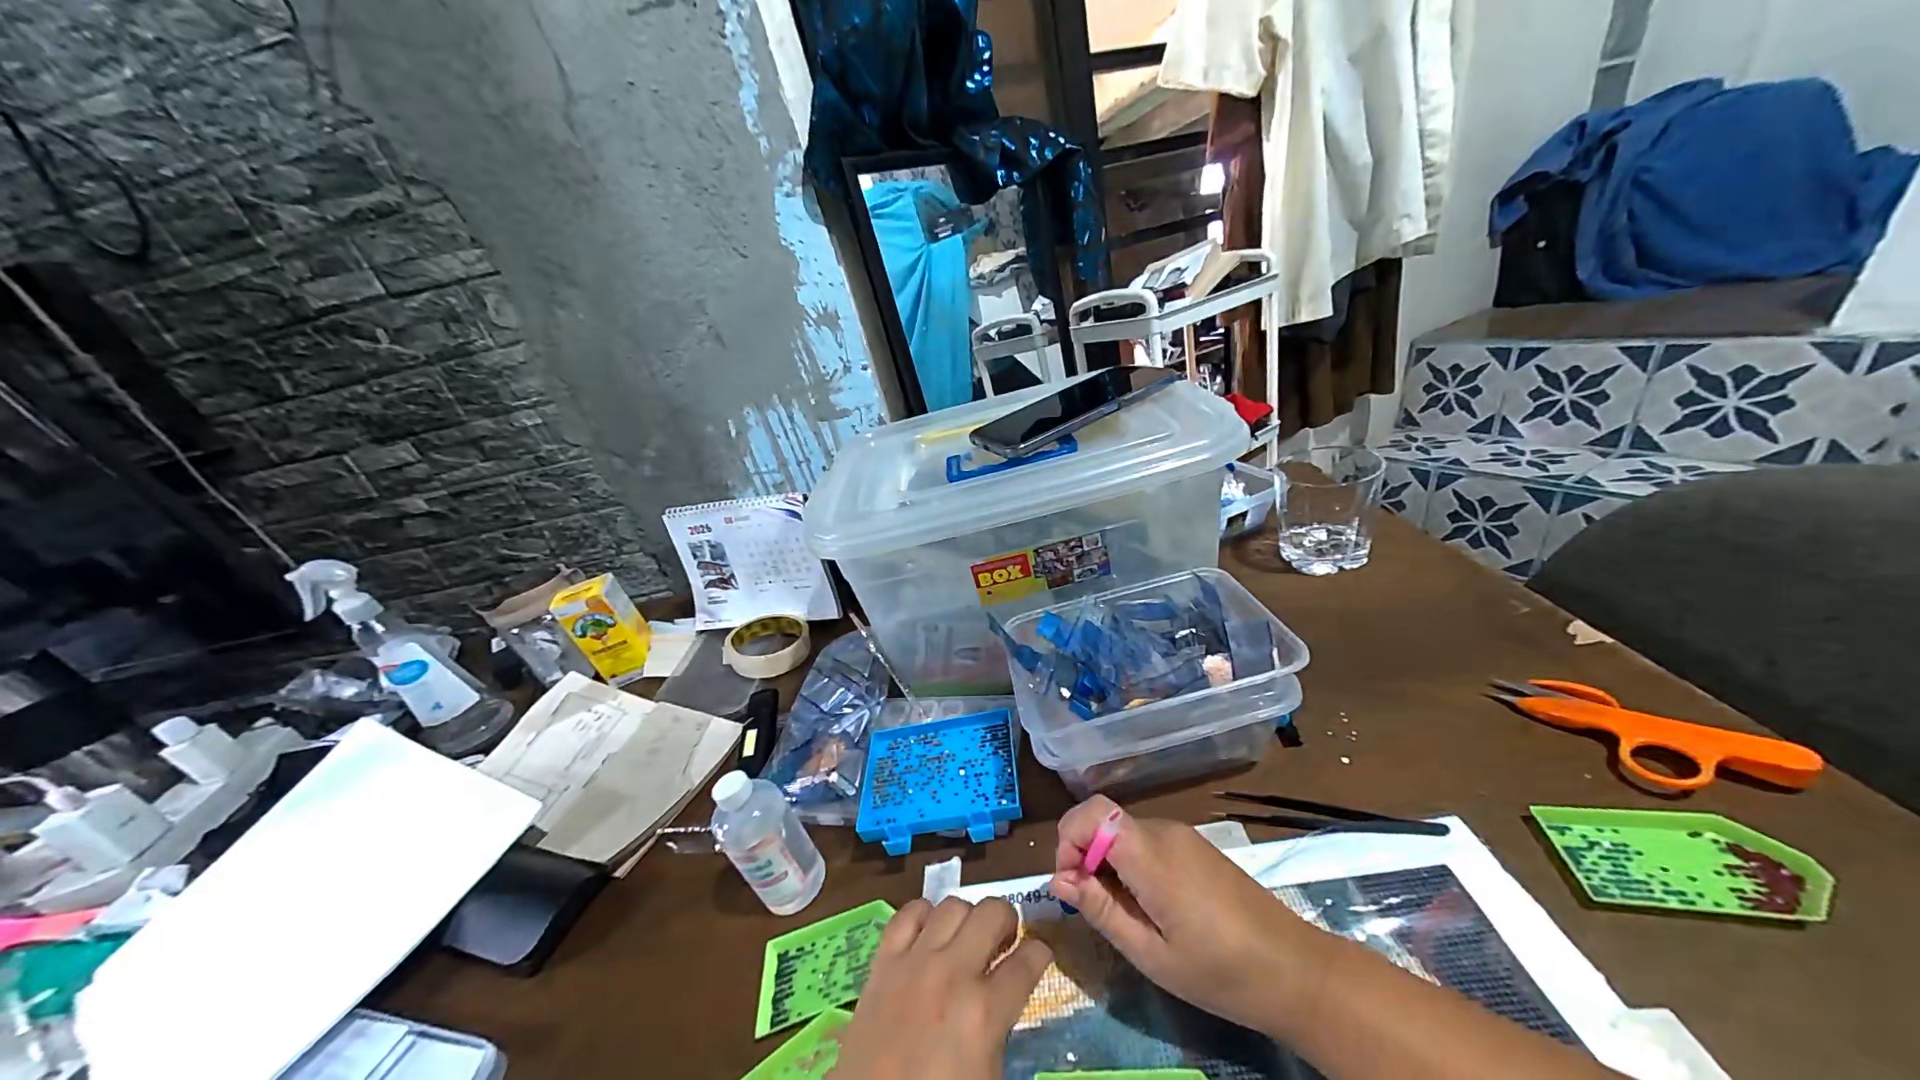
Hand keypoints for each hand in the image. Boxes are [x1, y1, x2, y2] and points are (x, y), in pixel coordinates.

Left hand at [831, 897, 1051, 1079]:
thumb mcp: (988, 1074)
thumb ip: (1001, 1026)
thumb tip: (1007, 997)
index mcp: (985, 1012)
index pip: (1029, 960)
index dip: (1040, 953)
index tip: (1039, 955)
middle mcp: (953, 974)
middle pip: (993, 912)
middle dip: (1008, 921)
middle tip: (1004, 942)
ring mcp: (915, 962)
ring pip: (953, 905)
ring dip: (968, 918)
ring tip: (967, 938)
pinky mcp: (882, 962)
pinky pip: (907, 914)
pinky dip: (924, 915)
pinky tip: (929, 933)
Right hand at [1048, 795, 1327, 1034]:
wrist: (1297, 972)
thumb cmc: (1220, 971)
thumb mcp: (1150, 953)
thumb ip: (1101, 909)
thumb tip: (1057, 879)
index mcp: (1151, 853)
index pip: (1091, 812)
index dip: (1068, 840)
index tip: (1071, 886)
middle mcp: (1165, 831)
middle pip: (1103, 821)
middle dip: (1084, 857)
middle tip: (1094, 909)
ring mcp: (1184, 837)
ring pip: (1124, 832)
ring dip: (1108, 864)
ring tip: (1126, 916)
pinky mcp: (1196, 848)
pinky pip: (1147, 843)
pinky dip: (1132, 865)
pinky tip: (1151, 908)